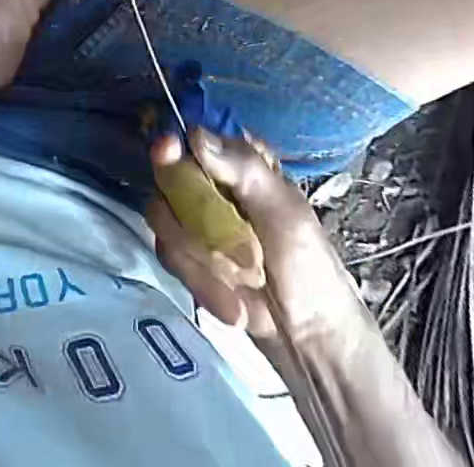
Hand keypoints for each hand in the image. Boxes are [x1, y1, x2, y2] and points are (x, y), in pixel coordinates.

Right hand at [145, 130, 372, 352]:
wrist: (309, 338)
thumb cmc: (308, 266)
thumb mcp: (284, 212)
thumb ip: (242, 170)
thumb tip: (194, 135)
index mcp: (241, 162)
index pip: (193, 138)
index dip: (175, 146)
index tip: (168, 153)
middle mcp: (212, 183)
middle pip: (168, 178)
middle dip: (191, 219)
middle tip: (224, 246)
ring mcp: (196, 219)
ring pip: (164, 219)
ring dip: (202, 261)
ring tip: (243, 284)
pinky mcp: (186, 253)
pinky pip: (169, 255)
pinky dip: (202, 284)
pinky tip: (232, 302)